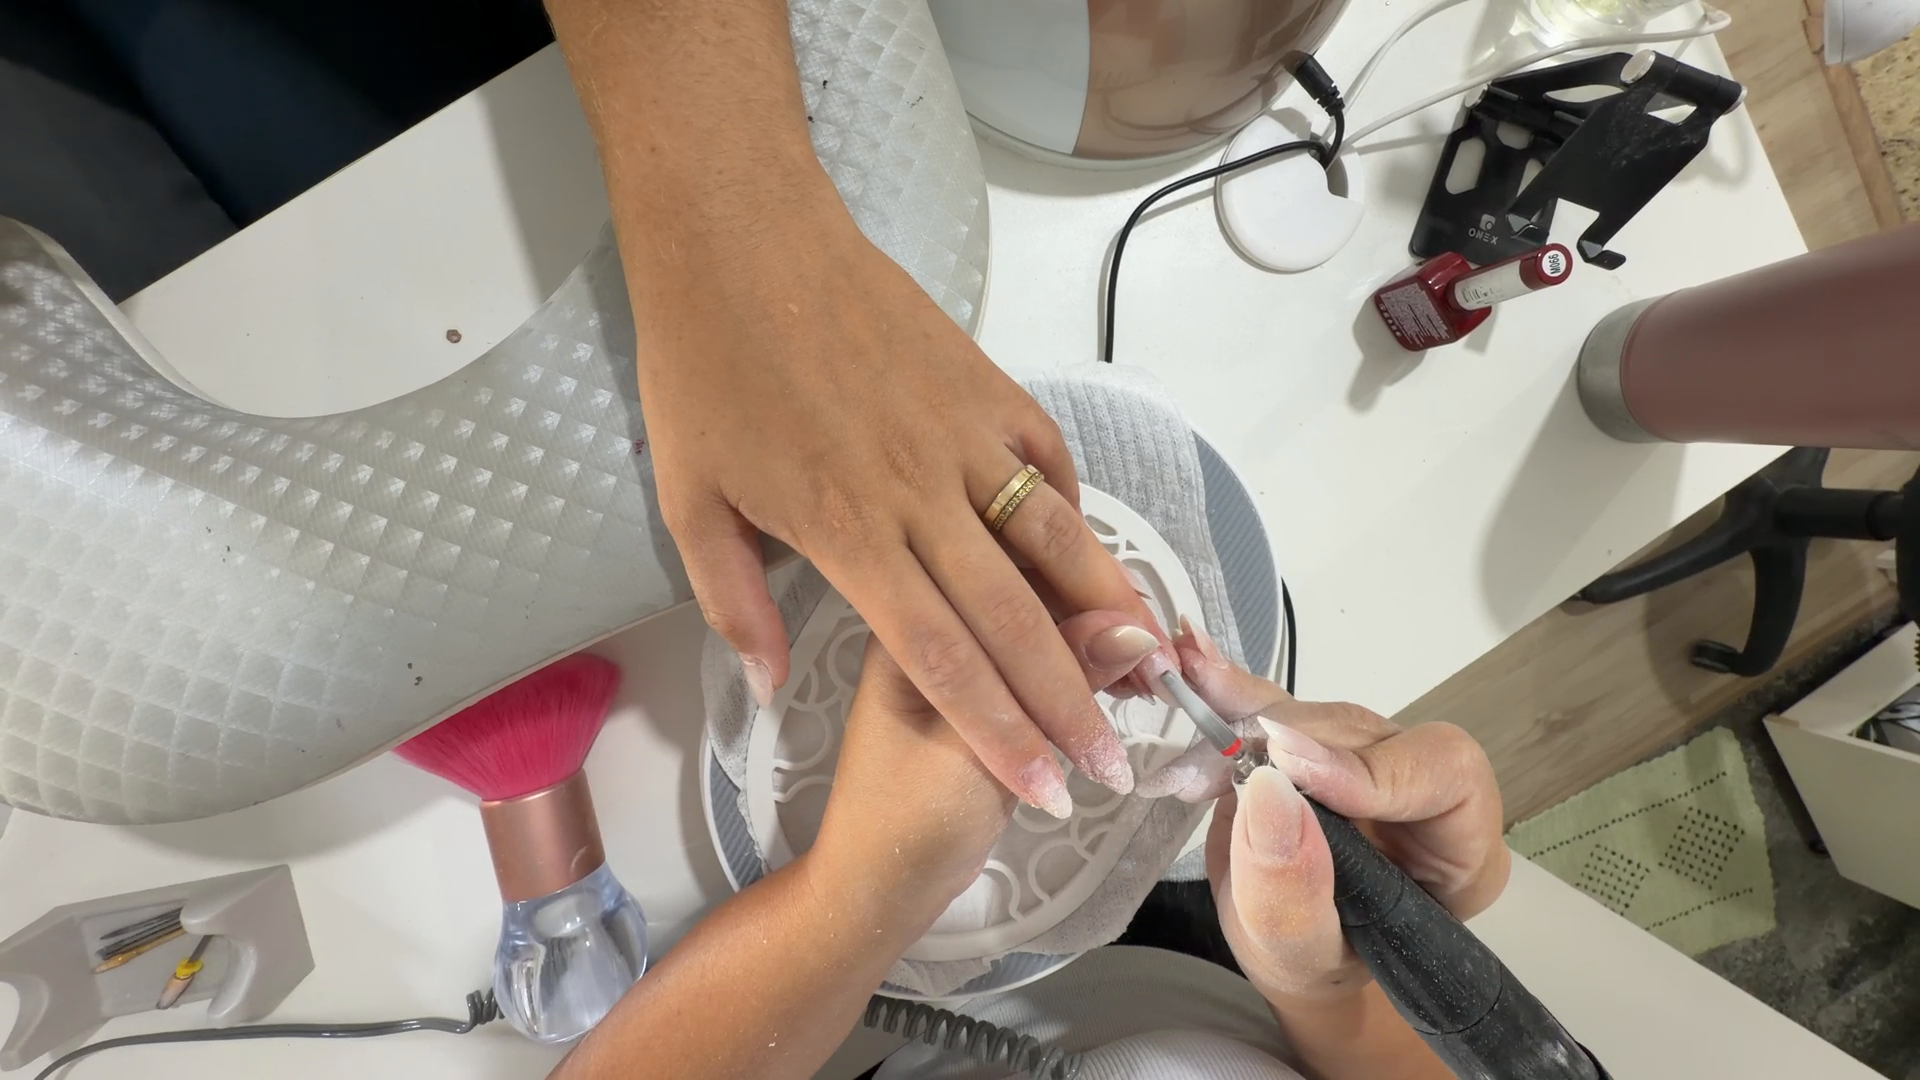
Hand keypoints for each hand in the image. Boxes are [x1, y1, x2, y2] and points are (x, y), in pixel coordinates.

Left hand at [632, 194, 1166, 817]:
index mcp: (849, 533)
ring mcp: (966, 434)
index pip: (940, 657)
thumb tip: (769, 684)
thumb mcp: (689, 500)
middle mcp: (923, 494)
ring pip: (1053, 539)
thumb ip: (735, 603)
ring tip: (1150, 668)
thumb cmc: (706, 372)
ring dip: (1105, 611)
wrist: (744, 240)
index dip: (998, 733)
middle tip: (1116, 763)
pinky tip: (1086, 551)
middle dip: (1067, 702)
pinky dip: (1073, 513)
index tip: (1045, 788)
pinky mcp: (989, 385)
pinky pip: (1048, 462)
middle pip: (1010, 617)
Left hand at [807, 612, 1164, 930]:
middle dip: (1100, 610)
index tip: (1147, 625)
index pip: (1006, 566)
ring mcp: (961, 649)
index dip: (1084, 586)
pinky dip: (1082, 664)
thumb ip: (1052, 689)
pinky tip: (1119, 680)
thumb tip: (1133, 630)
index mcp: (916, 620)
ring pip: (1040, 619)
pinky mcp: (983, 682)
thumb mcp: (982, 752)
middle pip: (1030, 585)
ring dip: (1097, 637)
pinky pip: (1039, 653)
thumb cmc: (909, 821)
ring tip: (1148, 673)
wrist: (881, 885)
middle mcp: (937, 619)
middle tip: (1159, 654)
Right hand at [1140, 622, 1507, 1007]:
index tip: (1286, 767)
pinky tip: (1191, 666)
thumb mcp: (1299, 953)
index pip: (1441, 771)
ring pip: (1306, 710)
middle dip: (1277, 745)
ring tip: (1185, 746)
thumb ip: (1291, 891)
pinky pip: (1264, 697)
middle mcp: (1410, 781)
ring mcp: (1352, 750)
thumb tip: (1268, 790)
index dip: (1364, 764)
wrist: (1284, 943)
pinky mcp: (1298, 733)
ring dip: (1239, 719)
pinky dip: (1223, 687)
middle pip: (1358, 731)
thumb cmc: (1310, 960)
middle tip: (1207, 773)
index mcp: (1452, 843)